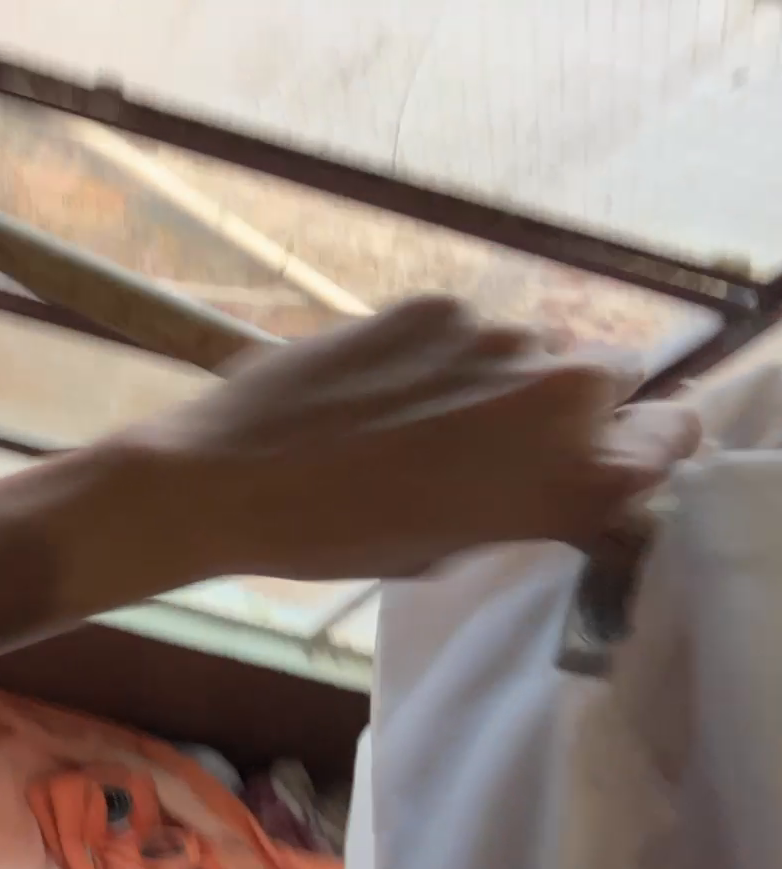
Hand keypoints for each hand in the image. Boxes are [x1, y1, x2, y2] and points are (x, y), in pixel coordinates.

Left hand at [102, 296, 702, 581]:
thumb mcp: (438, 544)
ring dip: (473, 374)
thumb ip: (515, 501)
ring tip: (389, 413)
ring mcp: (492, 339)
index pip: (665, 438)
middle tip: (461, 436)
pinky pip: (446, 330)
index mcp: (572, 479)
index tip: (579, 449)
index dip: (620, 443)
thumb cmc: (321, 537)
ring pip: (512, 349)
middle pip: (592, 380)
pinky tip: (357, 385)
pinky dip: (417, 352)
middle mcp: (560, 395)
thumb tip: (540, 468)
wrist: (219, 483)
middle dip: (541, 406)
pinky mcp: (424, 307)